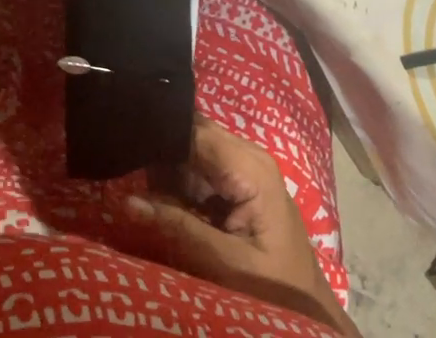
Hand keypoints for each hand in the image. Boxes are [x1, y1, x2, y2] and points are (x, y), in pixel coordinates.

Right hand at [125, 116, 356, 335]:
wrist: (307, 304)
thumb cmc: (273, 285)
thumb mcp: (223, 261)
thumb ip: (178, 226)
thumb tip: (127, 200)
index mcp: (250, 167)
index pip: (195, 130)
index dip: (161, 137)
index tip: (127, 149)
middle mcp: (249, 155)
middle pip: (194, 132)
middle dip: (162, 149)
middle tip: (129, 170)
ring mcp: (246, 165)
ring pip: (194, 147)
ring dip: (167, 165)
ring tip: (139, 183)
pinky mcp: (240, 180)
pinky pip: (202, 166)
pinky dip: (180, 178)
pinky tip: (159, 193)